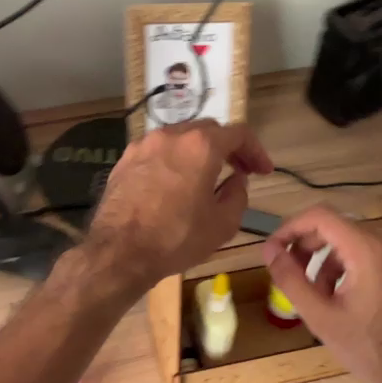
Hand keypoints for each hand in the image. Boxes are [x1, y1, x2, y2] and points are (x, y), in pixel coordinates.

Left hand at [81, 121, 273, 294]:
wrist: (119, 252)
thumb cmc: (176, 238)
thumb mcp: (222, 224)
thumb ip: (238, 195)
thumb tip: (236, 180)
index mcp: (200, 146)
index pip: (238, 133)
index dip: (256, 150)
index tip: (262, 171)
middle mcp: (171, 135)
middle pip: (207, 130)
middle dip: (227, 147)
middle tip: (238, 170)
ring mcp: (143, 145)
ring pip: (179, 138)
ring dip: (198, 152)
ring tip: (206, 176)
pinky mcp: (124, 160)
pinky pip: (157, 152)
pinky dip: (172, 161)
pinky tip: (174, 184)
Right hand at [263, 207, 381, 382]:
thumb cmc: (370, 350)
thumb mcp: (321, 317)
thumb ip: (291, 279)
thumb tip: (269, 251)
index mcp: (370, 250)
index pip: (321, 216)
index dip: (291, 228)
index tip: (274, 249)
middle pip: (339, 227)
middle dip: (310, 248)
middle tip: (290, 273)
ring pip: (355, 241)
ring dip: (330, 261)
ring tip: (321, 295)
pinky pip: (375, 252)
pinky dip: (353, 265)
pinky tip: (345, 296)